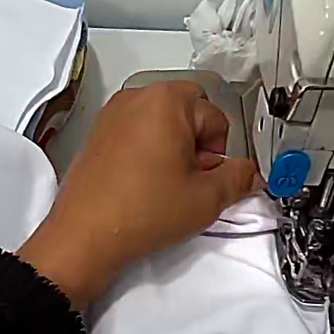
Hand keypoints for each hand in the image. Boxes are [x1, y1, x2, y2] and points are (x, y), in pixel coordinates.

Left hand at [19, 82, 257, 307]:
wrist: (85, 236)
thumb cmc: (140, 212)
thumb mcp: (206, 199)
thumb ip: (238, 179)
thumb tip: (247, 173)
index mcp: (167, 100)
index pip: (216, 118)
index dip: (219, 154)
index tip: (207, 179)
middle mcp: (137, 97)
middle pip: (189, 113)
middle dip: (197, 145)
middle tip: (189, 182)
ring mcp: (113, 114)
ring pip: (162, 124)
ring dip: (172, 149)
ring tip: (165, 187)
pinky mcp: (98, 134)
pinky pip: (137, 134)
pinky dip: (148, 153)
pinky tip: (143, 186)